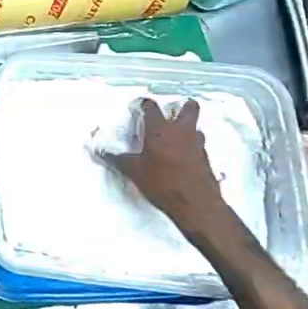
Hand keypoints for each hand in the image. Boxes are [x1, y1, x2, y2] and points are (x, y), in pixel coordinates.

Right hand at [98, 98, 232, 236]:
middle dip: (182, 107)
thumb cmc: (162, 183)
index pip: (151, 106)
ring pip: (196, 126)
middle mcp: (182, 131)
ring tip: (176, 140)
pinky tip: (184, 159)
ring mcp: (197, 143)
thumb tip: (101, 152)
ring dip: (187, 129)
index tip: (139, 108)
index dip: (144, 104)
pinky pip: (199, 145)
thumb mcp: (135, 172)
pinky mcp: (206, 157)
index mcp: (160, 129)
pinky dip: (192, 147)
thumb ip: (118, 160)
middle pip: (188, 107)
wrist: (196, 204)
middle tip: (171, 116)